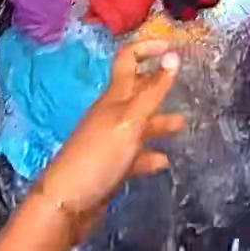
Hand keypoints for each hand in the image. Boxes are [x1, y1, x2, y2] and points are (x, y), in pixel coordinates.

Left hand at [11, 39, 184, 245]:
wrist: (67, 203)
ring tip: (181, 125)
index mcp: (116, 94)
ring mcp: (111, 138)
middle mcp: (113, 111)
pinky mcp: (112, 164)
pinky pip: (135, 154)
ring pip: (140, 123)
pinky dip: (149, 154)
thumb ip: (153, 90)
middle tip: (182, 86)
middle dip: (158, 85)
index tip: (170, 47)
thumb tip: (173, 54)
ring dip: (160, 122)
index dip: (147, 48)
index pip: (128, 58)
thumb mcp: (131, 119)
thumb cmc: (100, 152)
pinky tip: (163, 161)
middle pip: (137, 90)